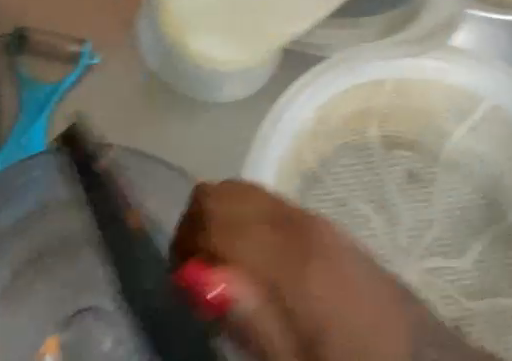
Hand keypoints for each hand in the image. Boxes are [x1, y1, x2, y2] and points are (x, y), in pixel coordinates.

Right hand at [170, 180, 495, 360]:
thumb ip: (249, 319)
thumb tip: (196, 275)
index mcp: (291, 253)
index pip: (210, 211)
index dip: (183, 243)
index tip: (181, 289)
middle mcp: (301, 222)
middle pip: (222, 191)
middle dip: (195, 227)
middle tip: (195, 283)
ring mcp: (318, 221)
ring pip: (245, 194)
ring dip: (220, 225)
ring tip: (224, 281)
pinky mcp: (331, 230)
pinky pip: (270, 208)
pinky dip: (247, 226)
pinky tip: (257, 273)